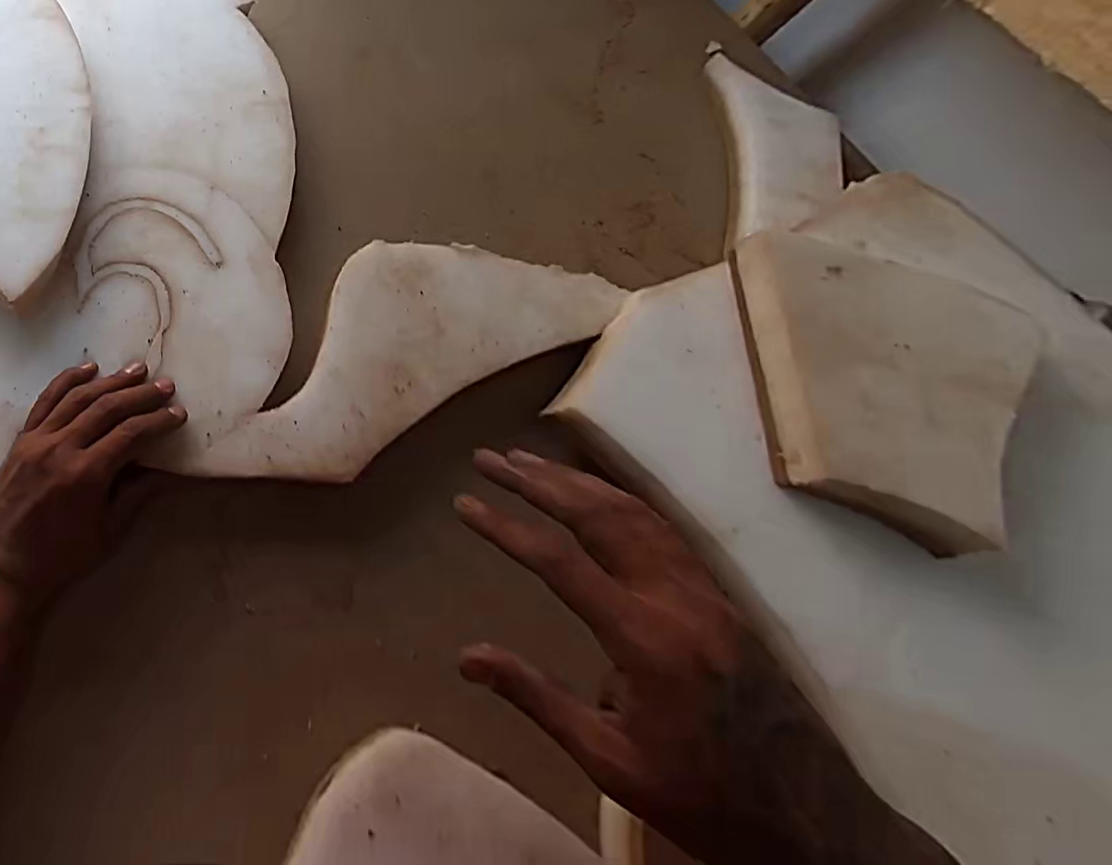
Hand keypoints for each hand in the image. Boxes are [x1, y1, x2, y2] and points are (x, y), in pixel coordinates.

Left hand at [0, 362, 185, 604]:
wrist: (2, 566)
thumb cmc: (60, 557)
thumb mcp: (108, 532)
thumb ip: (139, 495)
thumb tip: (171, 471)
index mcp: (84, 475)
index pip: (129, 434)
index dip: (157, 421)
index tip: (178, 414)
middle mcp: (60, 449)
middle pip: (107, 408)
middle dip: (141, 395)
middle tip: (166, 386)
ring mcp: (36, 441)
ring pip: (78, 398)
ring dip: (111, 381)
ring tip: (137, 370)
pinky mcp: (21, 440)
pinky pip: (46, 401)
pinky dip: (68, 381)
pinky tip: (89, 369)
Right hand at [454, 448, 953, 864]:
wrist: (822, 827)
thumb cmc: (704, 799)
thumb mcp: (609, 762)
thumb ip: (536, 698)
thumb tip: (465, 656)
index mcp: (647, 641)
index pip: (560, 563)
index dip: (506, 527)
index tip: (464, 502)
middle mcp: (678, 601)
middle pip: (598, 518)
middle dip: (536, 481)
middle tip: (488, 458)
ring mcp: (705, 594)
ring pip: (633, 514)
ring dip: (575, 480)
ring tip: (527, 459)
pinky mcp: (720, 598)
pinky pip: (662, 529)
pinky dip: (617, 497)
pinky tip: (592, 491)